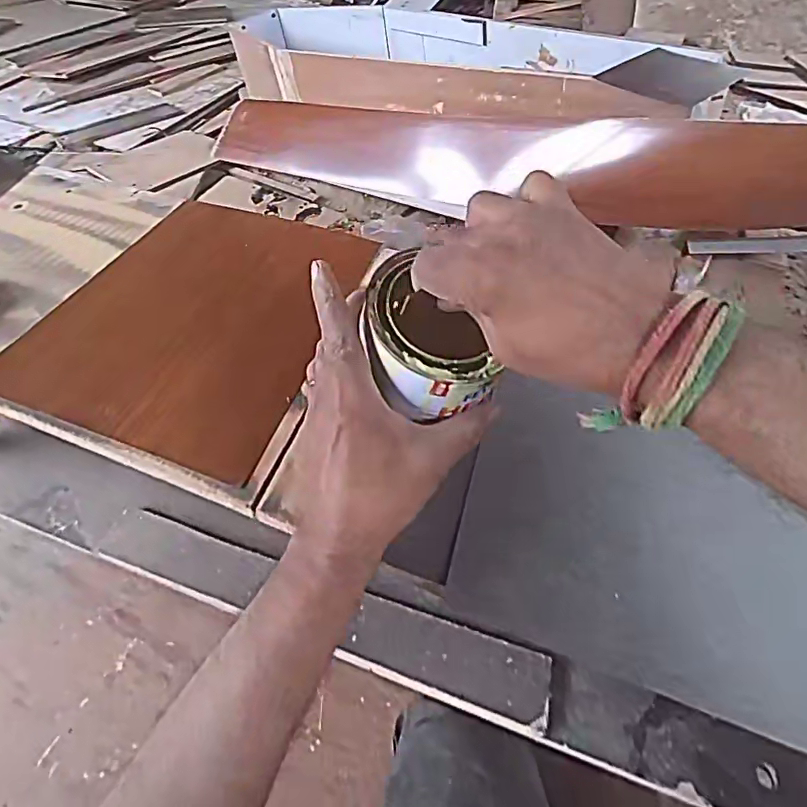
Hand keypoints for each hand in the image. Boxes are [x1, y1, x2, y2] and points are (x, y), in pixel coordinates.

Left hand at [290, 260, 494, 571]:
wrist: (337, 539)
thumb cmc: (377, 497)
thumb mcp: (431, 460)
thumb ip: (465, 429)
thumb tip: (492, 406)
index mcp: (349, 392)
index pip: (336, 330)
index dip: (328, 295)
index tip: (318, 267)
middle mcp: (325, 396)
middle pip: (329, 342)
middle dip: (344, 314)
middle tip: (367, 298)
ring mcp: (314, 414)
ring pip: (323, 364)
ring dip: (339, 343)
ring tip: (366, 333)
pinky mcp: (313, 431)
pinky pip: (323, 387)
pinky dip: (338, 371)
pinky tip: (361, 385)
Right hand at [412, 171, 674, 399]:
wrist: (639, 335)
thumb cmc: (567, 353)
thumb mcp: (503, 347)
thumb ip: (474, 310)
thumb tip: (462, 294)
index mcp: (472, 275)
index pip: (424, 263)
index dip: (431, 282)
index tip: (446, 294)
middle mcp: (492, 236)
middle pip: (449, 235)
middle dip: (456, 258)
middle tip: (477, 280)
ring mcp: (528, 215)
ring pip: (483, 205)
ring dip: (486, 227)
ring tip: (505, 248)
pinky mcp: (562, 207)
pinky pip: (531, 187)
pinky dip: (528, 202)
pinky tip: (537, 224)